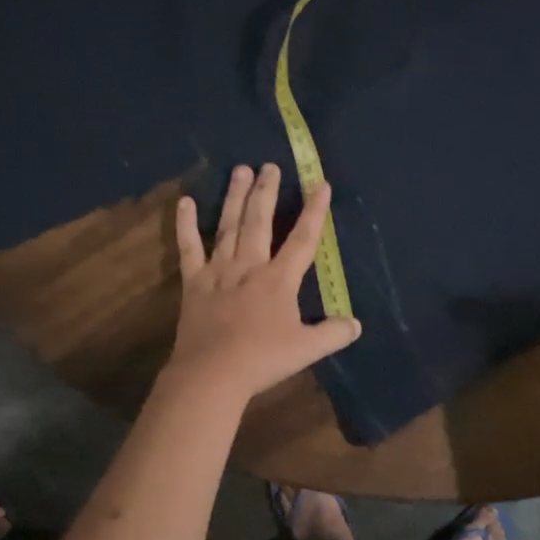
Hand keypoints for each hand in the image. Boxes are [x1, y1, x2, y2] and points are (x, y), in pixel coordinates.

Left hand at [164, 163, 361, 401]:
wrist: (212, 373)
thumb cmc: (262, 360)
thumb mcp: (307, 349)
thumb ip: (332, 334)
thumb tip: (355, 324)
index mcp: (279, 280)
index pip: (303, 239)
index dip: (314, 212)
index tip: (321, 184)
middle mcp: (250, 266)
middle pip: (260, 221)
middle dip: (267, 192)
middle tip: (270, 165)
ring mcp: (219, 271)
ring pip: (229, 226)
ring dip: (235, 197)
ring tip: (240, 170)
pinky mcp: (194, 283)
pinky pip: (189, 248)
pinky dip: (186, 224)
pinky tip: (185, 202)